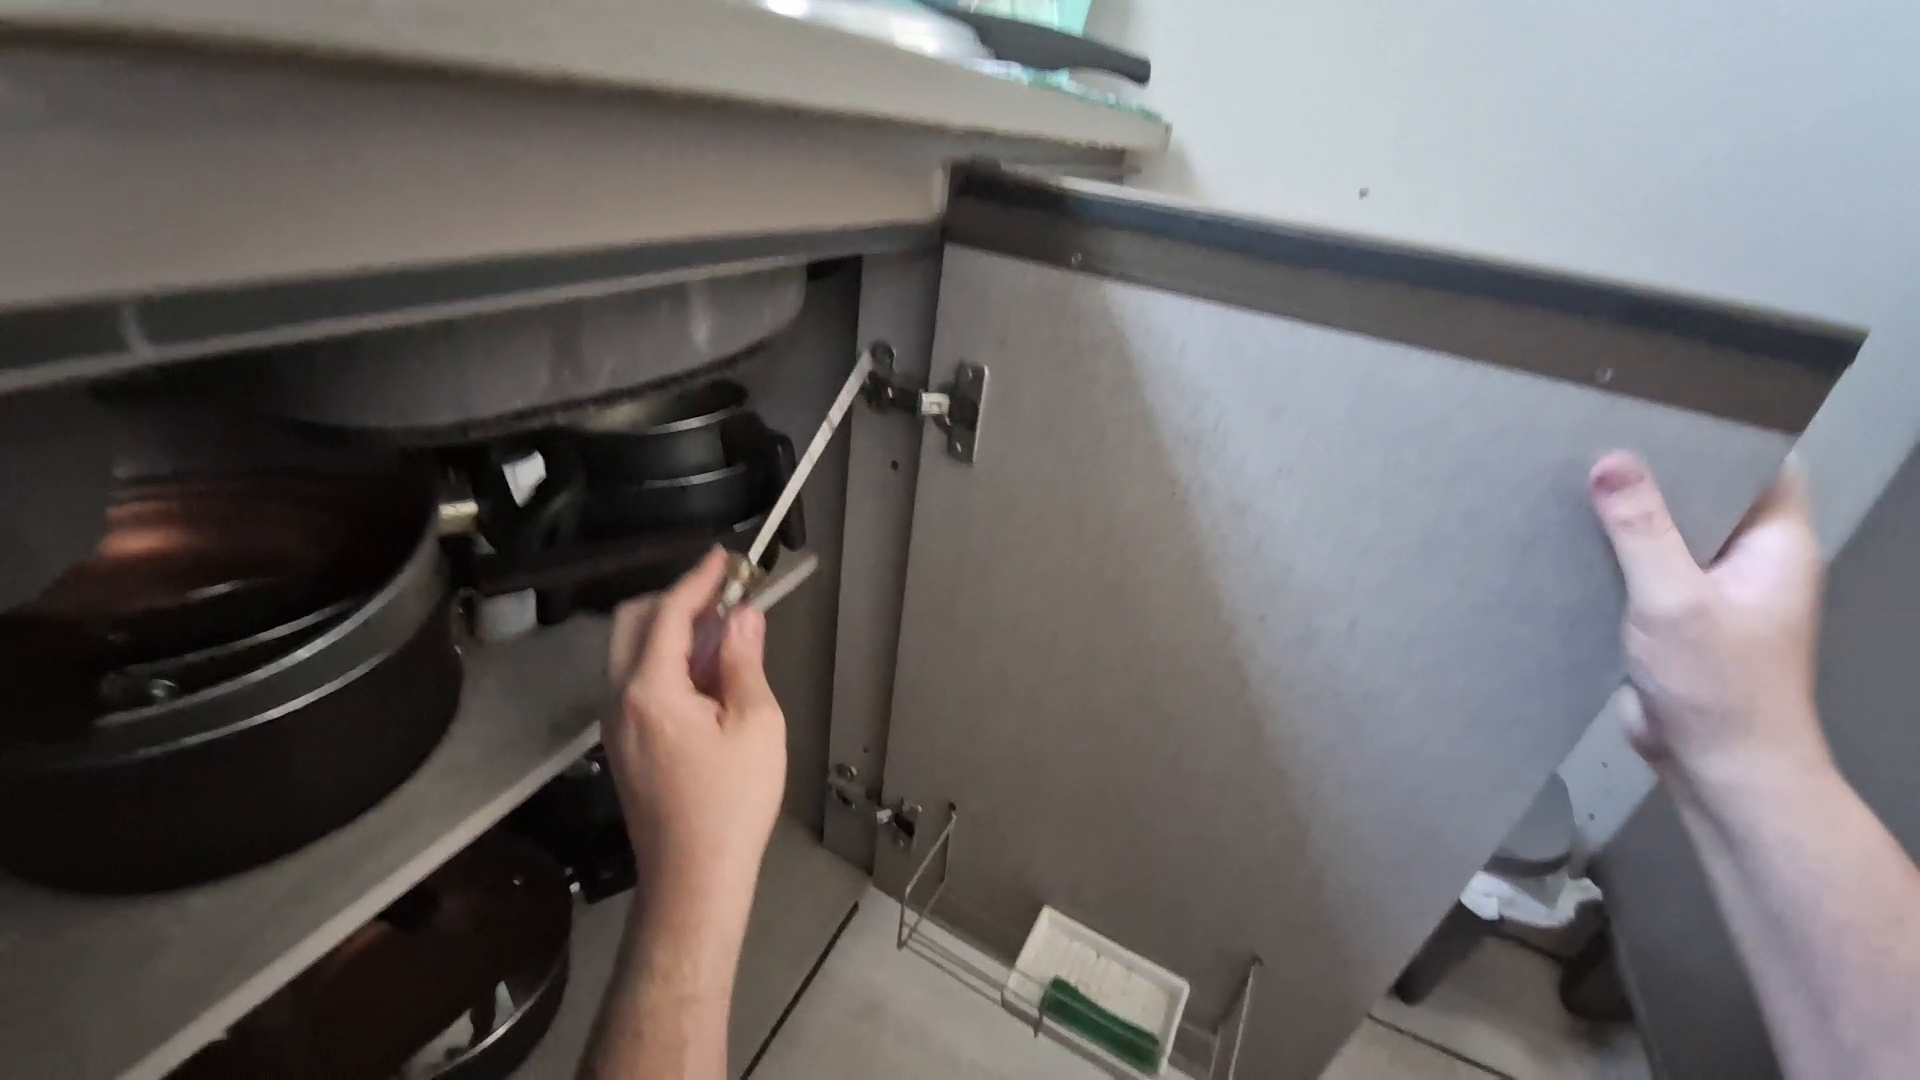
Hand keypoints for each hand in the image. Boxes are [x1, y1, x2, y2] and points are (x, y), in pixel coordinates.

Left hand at [604, 549, 786, 903]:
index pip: (668, 613)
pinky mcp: (623, 745)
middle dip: (676, 599)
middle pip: (633, 623)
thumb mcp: (756, 724)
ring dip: (671, 630)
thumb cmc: (733, 802)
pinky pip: (636, 681)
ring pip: (631, 652)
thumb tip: (742, 616)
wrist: (693, 879)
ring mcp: (615, 724)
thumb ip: (743, 661)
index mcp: (650, 689)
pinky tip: (706, 677)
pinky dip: (666, 661)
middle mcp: (619, 699)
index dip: (697, 579)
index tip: (723, 555)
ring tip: (722, 635)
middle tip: (723, 597)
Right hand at [1588, 451, 1829, 791]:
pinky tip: (1568, 544)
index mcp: (1777, 546)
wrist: (1717, 763)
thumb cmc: (1718, 682)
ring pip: (1669, 536)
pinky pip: (1643, 570)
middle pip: (1708, 497)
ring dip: (1627, 516)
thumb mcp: (1673, 598)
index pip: (1765, 468)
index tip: (1662, 410)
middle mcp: (1749, 562)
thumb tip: (1612, 461)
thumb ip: (1641, 530)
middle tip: (1595, 440)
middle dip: (1658, 472)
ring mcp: (1711, 591)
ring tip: (1571, 484)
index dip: (1723, 435)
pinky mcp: (1673, 617)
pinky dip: (1611, 554)